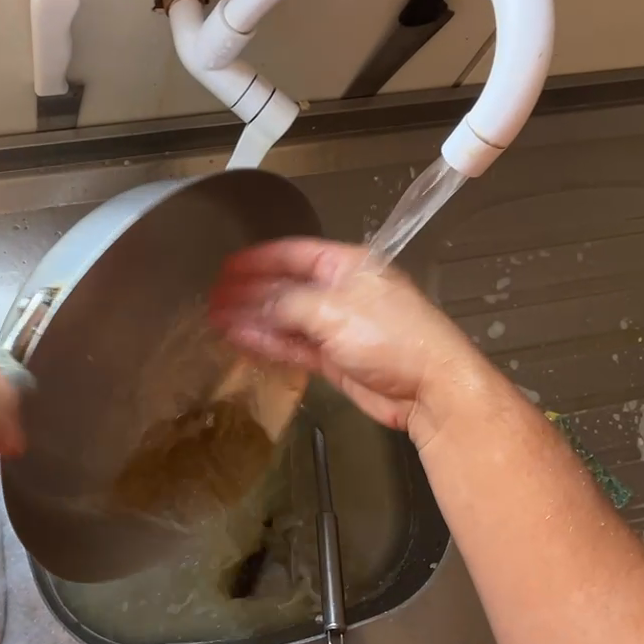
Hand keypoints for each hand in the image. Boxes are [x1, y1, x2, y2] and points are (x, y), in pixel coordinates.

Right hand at [208, 237, 496, 444]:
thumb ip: (288, 304)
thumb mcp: (335, 311)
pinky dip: (269, 343)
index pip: (294, 254)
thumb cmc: (396, 339)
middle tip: (215, 297)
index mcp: (348, 266)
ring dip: (254, 320)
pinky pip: (294, 346)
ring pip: (286, 320)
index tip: (227, 266)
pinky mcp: (334, 359)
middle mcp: (341, 293)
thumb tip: (254, 303)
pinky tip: (243, 341)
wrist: (429, 389)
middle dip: (250, 292)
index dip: (258, 259)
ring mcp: (337, 328)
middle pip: (286, 288)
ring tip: (218, 321)